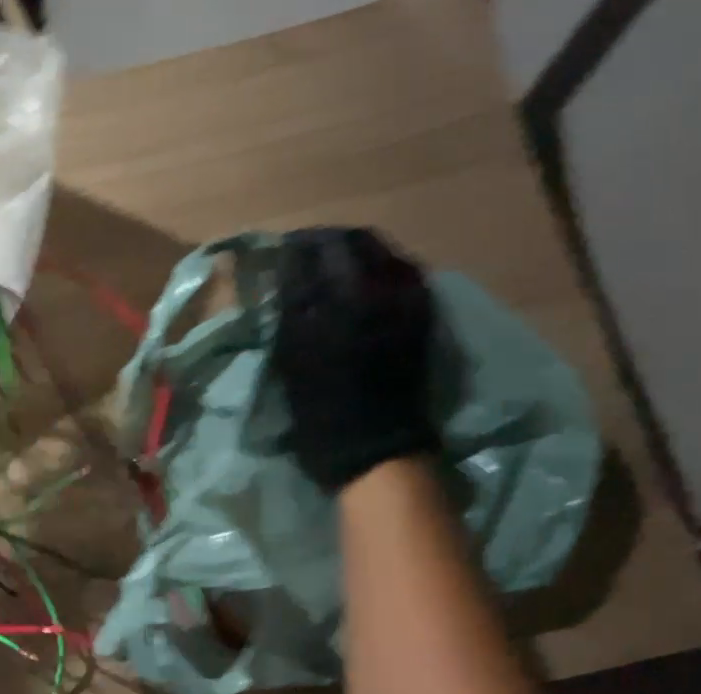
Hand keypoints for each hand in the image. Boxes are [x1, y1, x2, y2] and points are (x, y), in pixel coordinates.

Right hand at [271, 227, 438, 492]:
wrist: (375, 445)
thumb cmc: (320, 406)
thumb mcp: (291, 354)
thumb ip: (290, 307)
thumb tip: (281, 272)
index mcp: (346, 296)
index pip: (319, 248)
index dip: (296, 245)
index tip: (277, 250)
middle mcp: (385, 287)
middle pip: (358, 241)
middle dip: (327, 243)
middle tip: (301, 253)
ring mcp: (411, 299)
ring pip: (384, 254)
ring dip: (354, 254)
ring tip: (327, 268)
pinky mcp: (423, 314)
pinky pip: (401, 275)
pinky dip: (376, 272)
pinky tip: (357, 287)